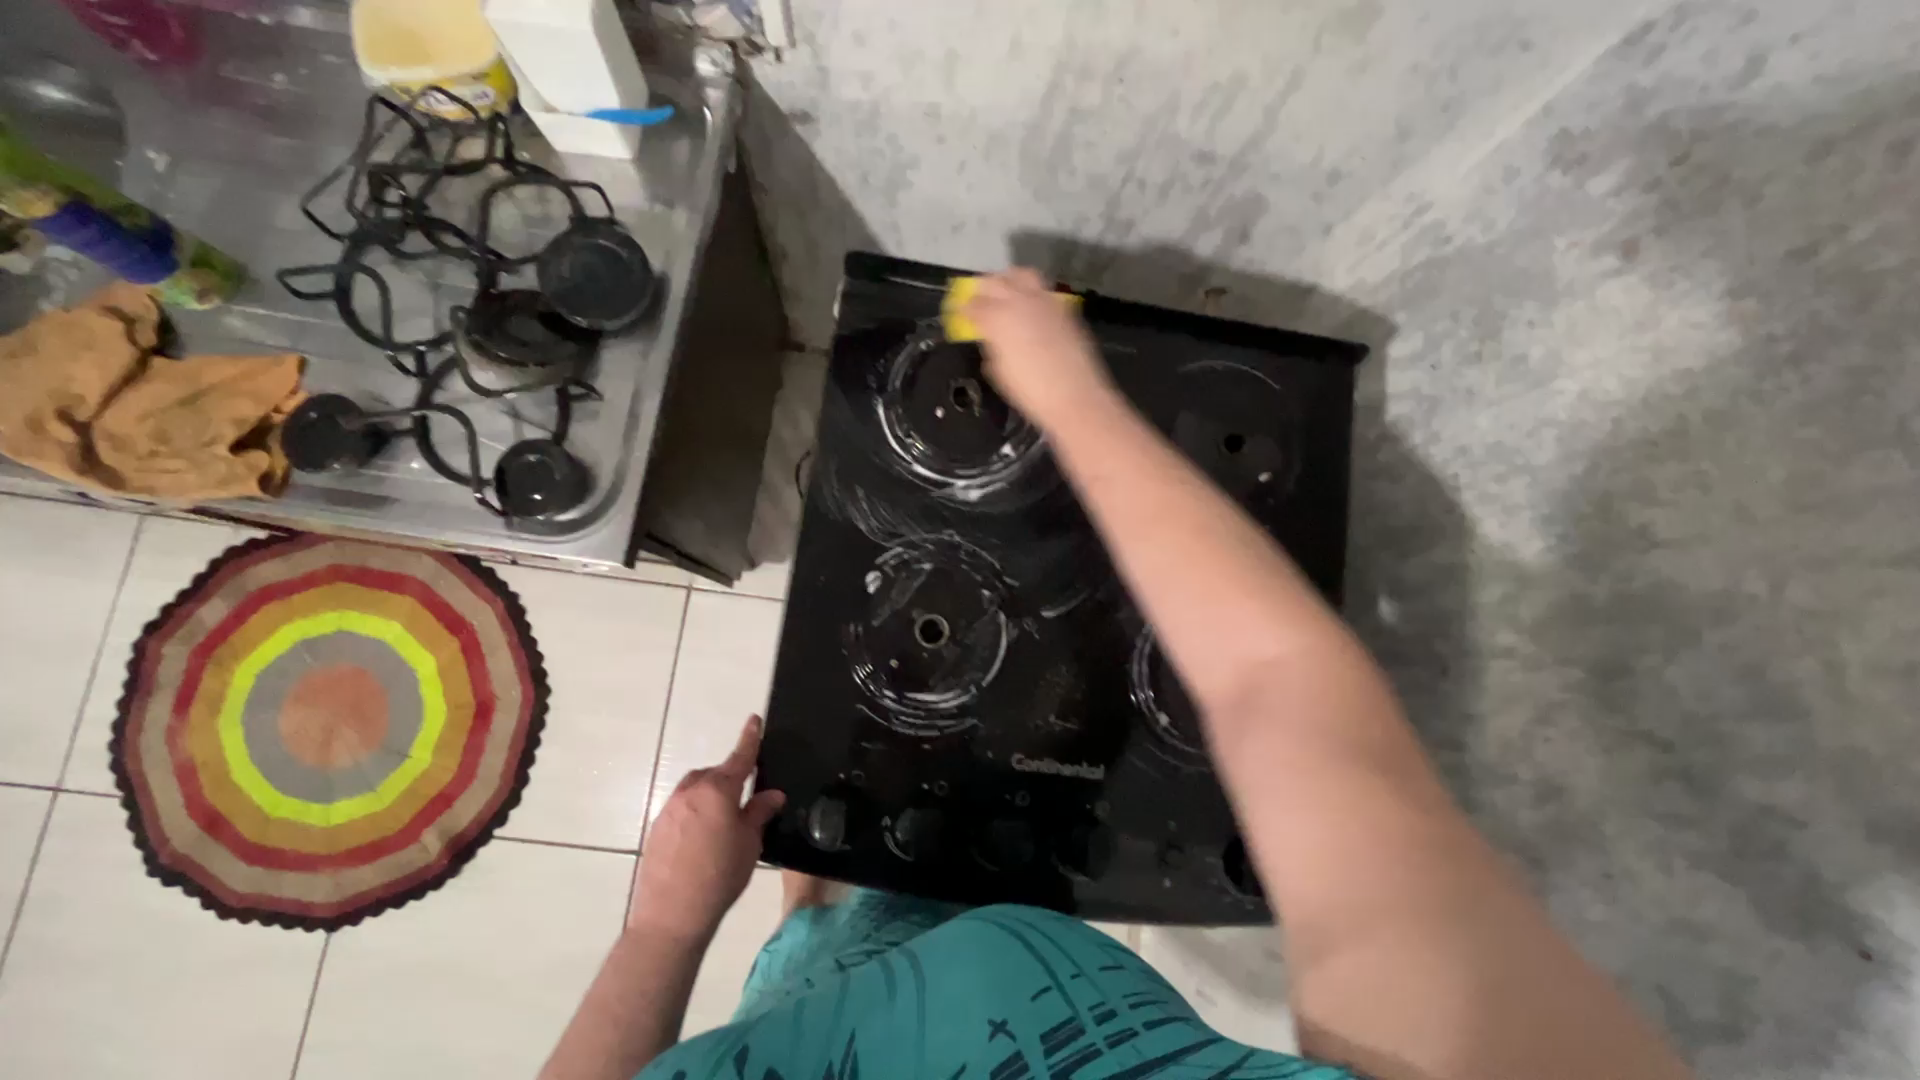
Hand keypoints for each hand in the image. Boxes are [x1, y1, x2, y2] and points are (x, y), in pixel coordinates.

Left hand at [629, 716, 785, 942]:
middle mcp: (690, 792)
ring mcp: (669, 810)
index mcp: (717, 790)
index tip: (754, 720)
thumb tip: (771, 794)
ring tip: (723, 824)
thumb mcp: (749, 844)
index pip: (739, 757)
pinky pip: (682, 810)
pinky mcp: (656, 829)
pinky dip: (694, 814)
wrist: (670, 916)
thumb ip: (759, 813)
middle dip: (729, 779)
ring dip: (710, 797)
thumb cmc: (719, 877)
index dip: (749, 739)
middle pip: (714, 775)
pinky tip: (702, 841)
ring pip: (695, 792)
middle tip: (745, 801)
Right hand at [964, 267, 1117, 429]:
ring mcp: (1044, 301)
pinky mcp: (1063, 307)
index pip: (973, 305)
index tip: (960, 313)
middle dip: (982, 288)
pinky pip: (1042, 290)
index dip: (964, 309)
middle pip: (994, 282)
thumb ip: (991, 347)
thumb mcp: (1000, 372)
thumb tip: (990, 338)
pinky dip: (1030, 292)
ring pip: (1020, 275)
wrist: (1075, 395)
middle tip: (977, 297)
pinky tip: (1030, 306)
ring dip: (1007, 279)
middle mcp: (1019, 302)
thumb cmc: (1031, 392)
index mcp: (997, 320)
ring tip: (1004, 289)